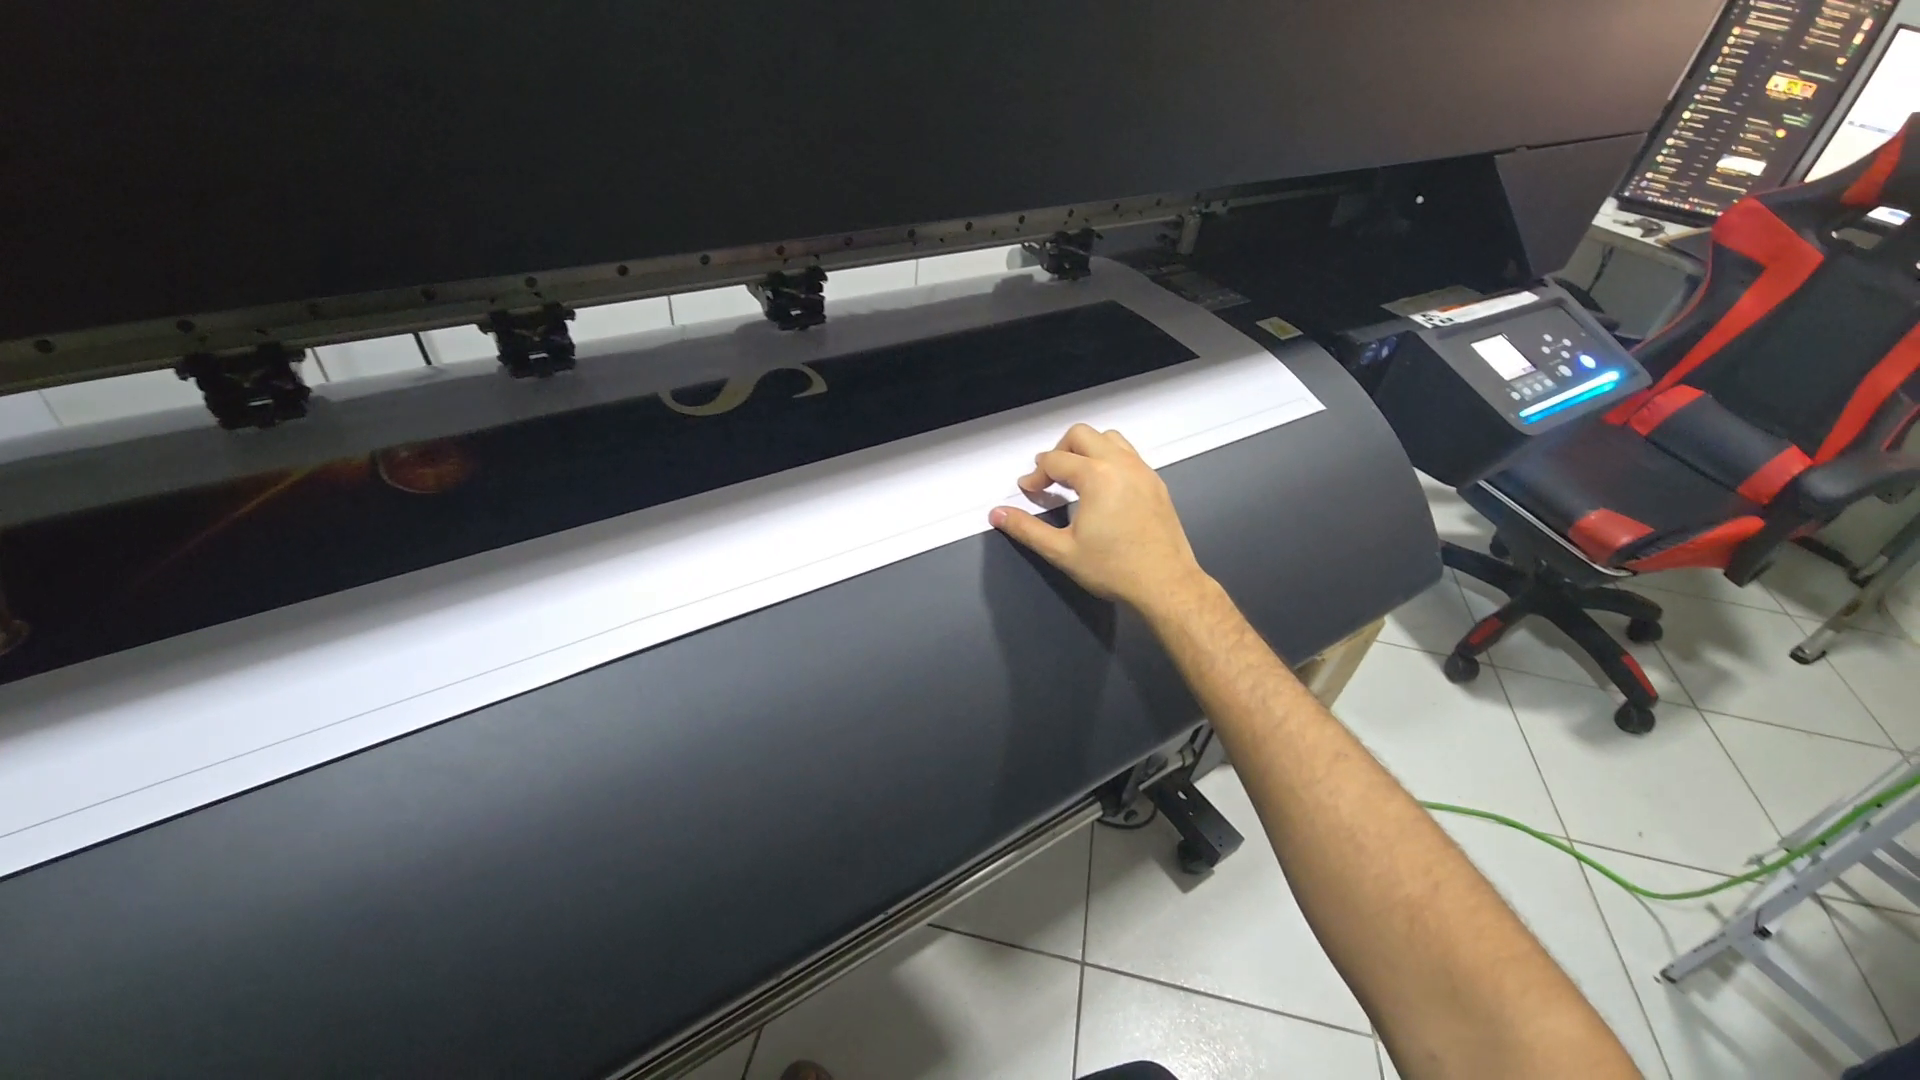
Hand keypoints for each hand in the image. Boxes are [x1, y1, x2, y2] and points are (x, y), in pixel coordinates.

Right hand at [988, 424, 1212, 613]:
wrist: (1165, 584)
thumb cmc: (1114, 569)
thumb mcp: (1062, 551)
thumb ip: (1026, 529)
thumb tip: (997, 515)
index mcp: (1097, 476)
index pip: (1055, 460)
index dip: (1035, 474)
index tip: (1028, 491)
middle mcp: (1122, 464)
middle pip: (1082, 435)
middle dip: (1059, 451)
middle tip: (1048, 477)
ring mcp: (1143, 471)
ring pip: (1110, 438)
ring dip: (1087, 449)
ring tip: (1075, 476)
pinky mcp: (1156, 483)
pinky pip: (1129, 455)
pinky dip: (1109, 459)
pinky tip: (1103, 488)